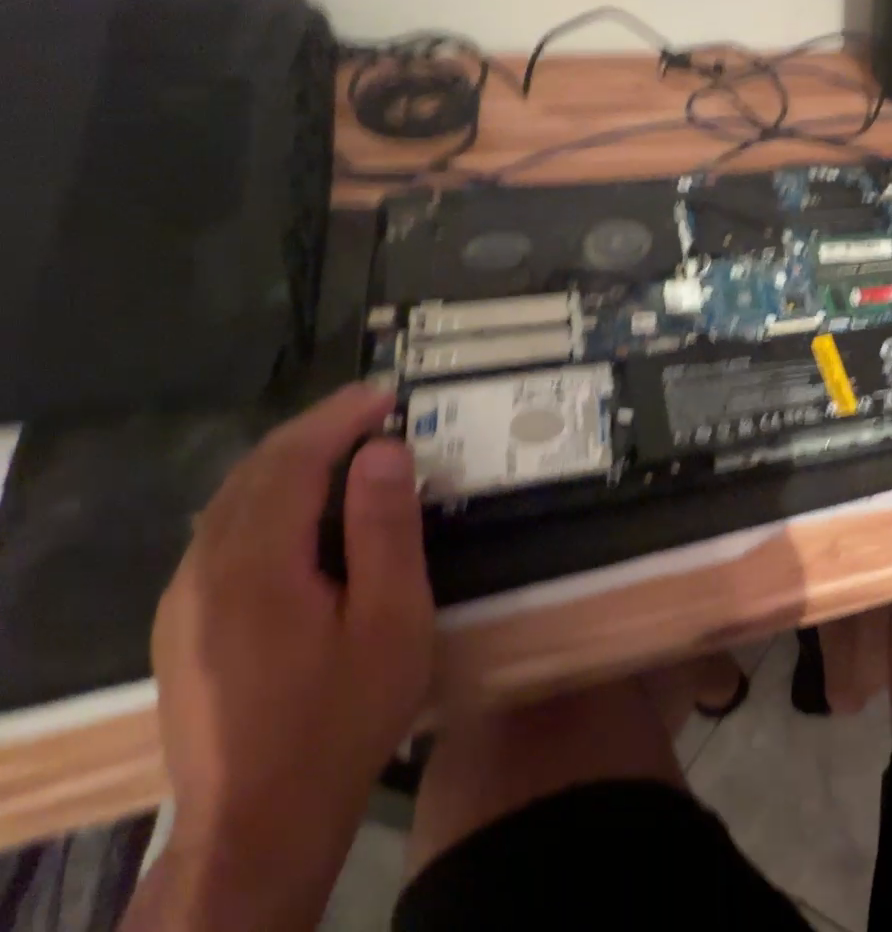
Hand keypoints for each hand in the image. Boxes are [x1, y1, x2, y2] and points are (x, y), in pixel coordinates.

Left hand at [141, 385, 433, 926]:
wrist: (259, 812)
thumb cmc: (343, 711)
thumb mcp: (390, 618)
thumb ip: (383, 531)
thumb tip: (383, 453)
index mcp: (254, 561)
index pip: (290, 461)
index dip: (337, 419)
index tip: (385, 395)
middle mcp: (202, 568)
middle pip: (251, 475)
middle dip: (311, 433)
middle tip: (371, 413)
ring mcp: (184, 599)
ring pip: (230, 506)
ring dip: (288, 467)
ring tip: (346, 454)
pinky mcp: (184, 626)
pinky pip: (224, 538)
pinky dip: (269, 504)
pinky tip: (304, 520)